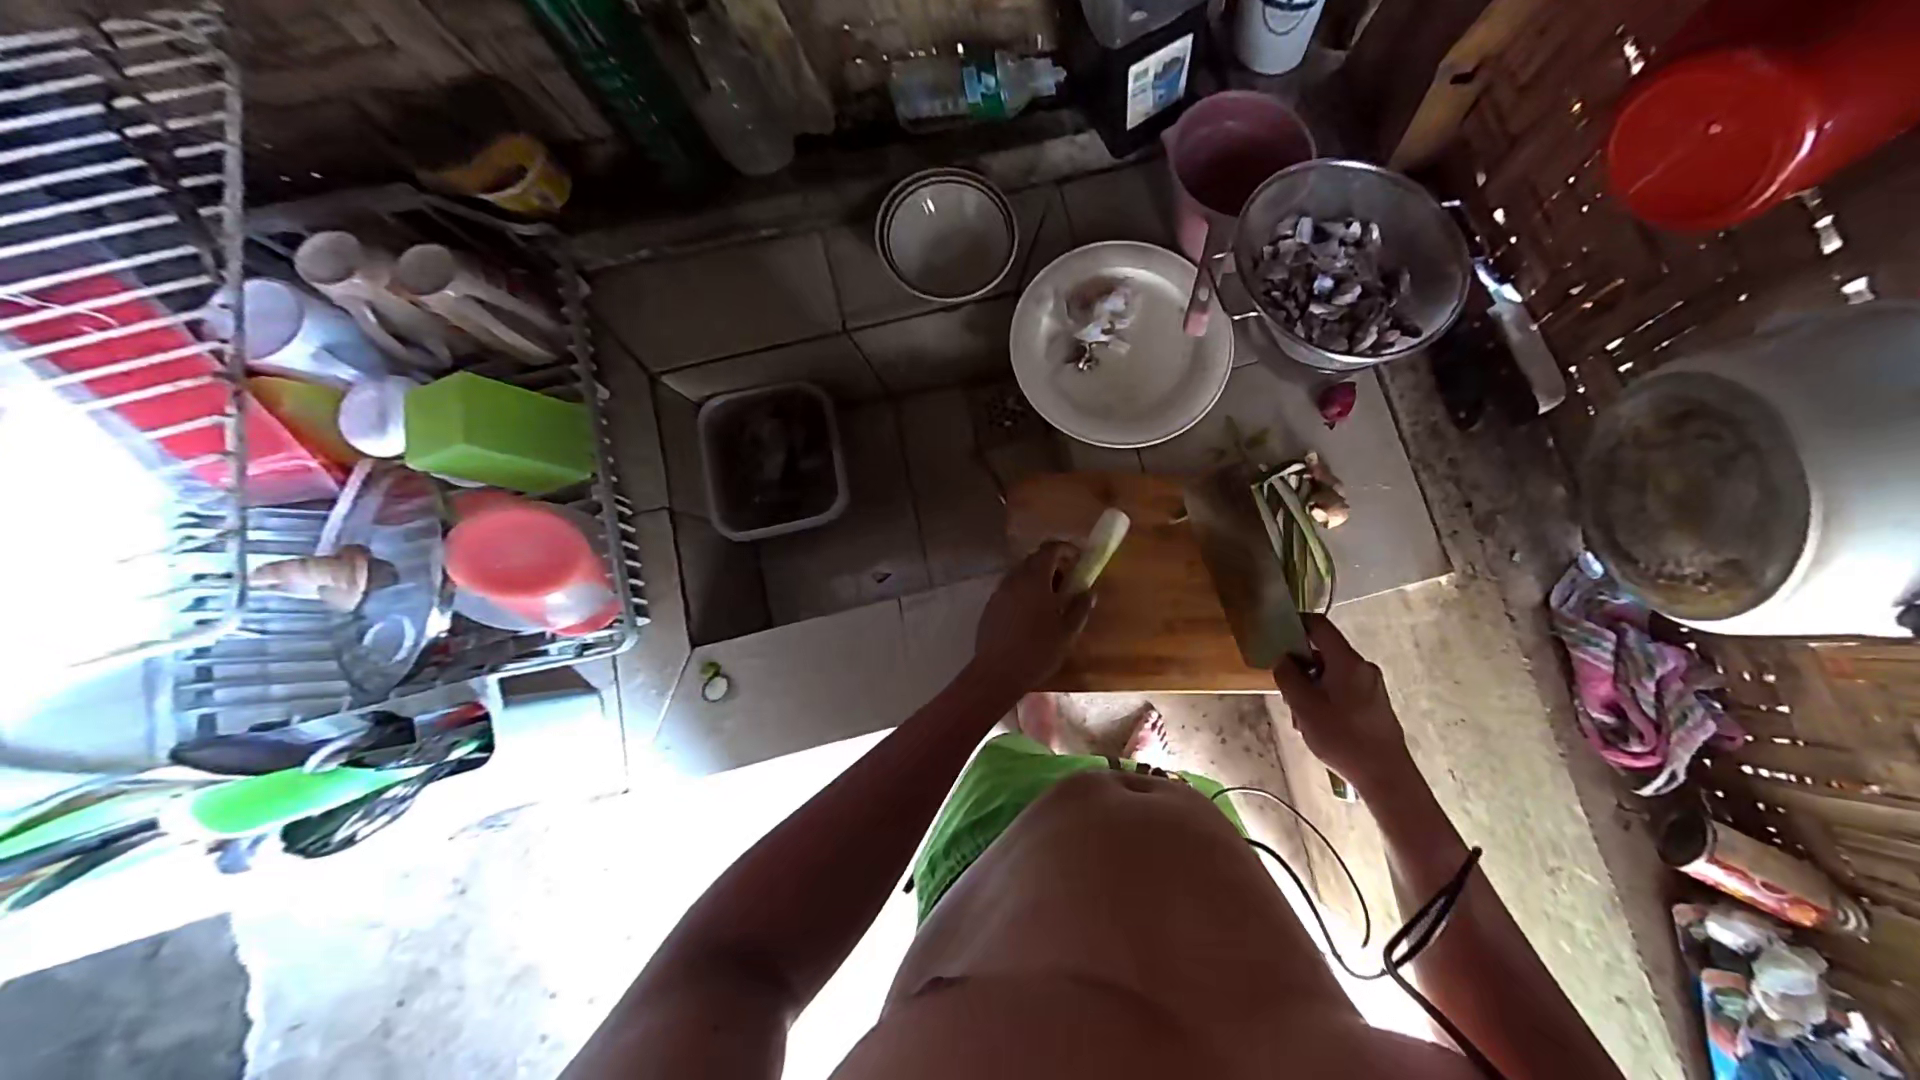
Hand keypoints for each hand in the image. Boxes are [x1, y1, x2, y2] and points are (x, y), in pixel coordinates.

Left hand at [968, 542, 1094, 696]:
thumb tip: (1088, 591)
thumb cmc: (1038, 651)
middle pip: (1034, 560)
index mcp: (1034, 579)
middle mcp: (1013, 579)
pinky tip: (1031, 616)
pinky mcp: (989, 607)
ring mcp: (998, 593)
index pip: (1050, 549)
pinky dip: (1024, 593)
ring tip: (1052, 602)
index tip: (1080, 561)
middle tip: (1069, 583)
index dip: (1067, 550)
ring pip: (1020, 575)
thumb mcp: (1067, 631)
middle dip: (1053, 565)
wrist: (997, 673)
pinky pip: (1010, 590)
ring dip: (1037, 580)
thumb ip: (1080, 607)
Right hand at [1271, 615, 1414, 791]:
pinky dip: (1324, 696)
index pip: (1319, 626)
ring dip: (1311, 686)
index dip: (1296, 622)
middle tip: (1284, 689)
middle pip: (1324, 652)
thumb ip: (1288, 677)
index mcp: (1347, 662)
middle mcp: (1362, 668)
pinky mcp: (1373, 703)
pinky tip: (1317, 723)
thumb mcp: (1304, 706)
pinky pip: (1342, 688)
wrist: (1385, 775)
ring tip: (1301, 715)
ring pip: (1331, 673)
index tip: (1275, 631)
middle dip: (1300, 666)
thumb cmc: (1342, 737)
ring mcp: (1371, 686)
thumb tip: (1282, 658)